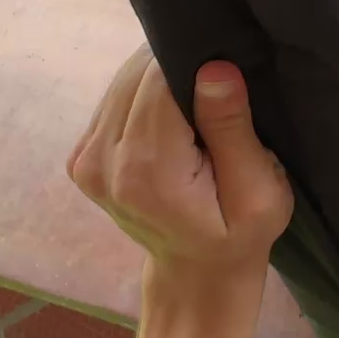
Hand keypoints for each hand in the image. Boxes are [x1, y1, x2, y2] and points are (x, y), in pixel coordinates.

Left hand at [67, 46, 292, 286]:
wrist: (197, 273)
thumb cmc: (238, 233)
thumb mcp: (258, 190)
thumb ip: (232, 129)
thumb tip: (214, 68)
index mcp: (147, 169)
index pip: (160, 78)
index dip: (196, 64)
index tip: (229, 76)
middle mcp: (102, 160)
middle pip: (139, 74)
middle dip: (179, 70)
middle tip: (220, 94)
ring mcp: (84, 159)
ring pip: (125, 80)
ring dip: (162, 82)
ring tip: (199, 107)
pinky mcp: (81, 156)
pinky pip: (116, 98)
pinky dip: (146, 96)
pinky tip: (174, 118)